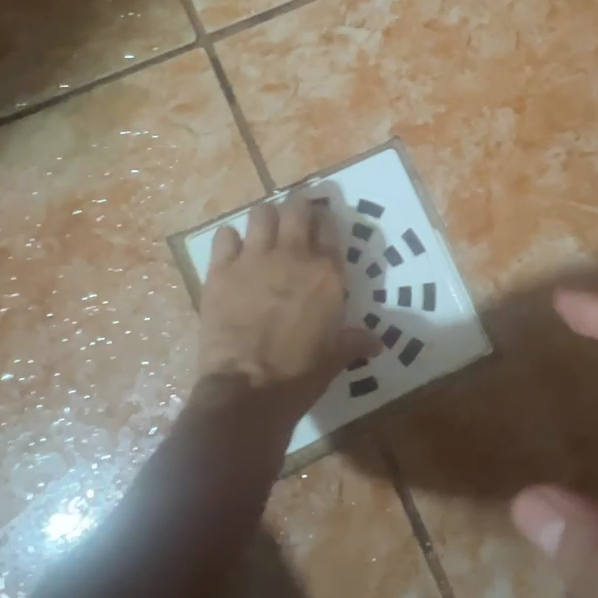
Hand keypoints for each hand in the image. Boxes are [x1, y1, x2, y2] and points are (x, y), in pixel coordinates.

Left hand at [195, 198, 380, 415]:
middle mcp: (293, 255)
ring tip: (264, 231)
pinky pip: (224, 236)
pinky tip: (232, 251)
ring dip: (265, 218)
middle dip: (298, 207)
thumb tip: (376, 342)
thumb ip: (354, 341)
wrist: (246, 390)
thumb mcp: (335, 358)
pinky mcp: (221, 270)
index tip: (322, 224)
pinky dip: (230, 239)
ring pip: (261, 213)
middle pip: (297, 208)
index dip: (325, 221)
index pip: (329, 227)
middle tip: (295, 217)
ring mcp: (254, 258)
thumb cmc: (298, 375)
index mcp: (327, 273)